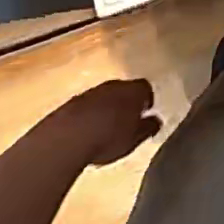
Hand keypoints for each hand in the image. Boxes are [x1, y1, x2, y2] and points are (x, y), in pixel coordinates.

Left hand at [43, 79, 161, 165]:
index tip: (145, 112)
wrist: (66, 137)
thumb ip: (148, 128)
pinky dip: (89, 114)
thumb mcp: (135, 138)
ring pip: (105, 96)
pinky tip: (86, 131)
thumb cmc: (108, 137)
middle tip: (127, 120)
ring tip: (105, 128)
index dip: (146, 100)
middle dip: (126, 102)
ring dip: (107, 108)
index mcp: (134, 90)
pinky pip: (87, 105)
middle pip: (124, 89)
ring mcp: (91, 92)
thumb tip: (157, 121)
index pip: (146, 88)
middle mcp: (114, 85)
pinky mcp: (72, 102)